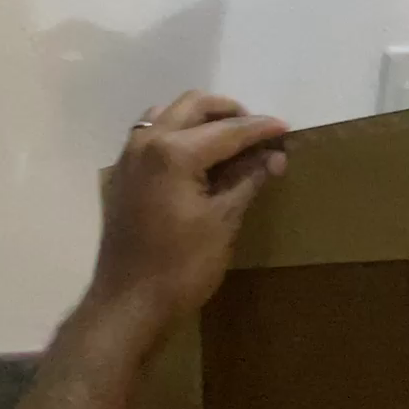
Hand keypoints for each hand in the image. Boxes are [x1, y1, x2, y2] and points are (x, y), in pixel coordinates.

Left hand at [89, 91, 287, 326]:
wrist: (128, 303)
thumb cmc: (181, 267)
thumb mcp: (223, 222)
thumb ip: (248, 180)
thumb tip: (275, 155)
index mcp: (173, 151)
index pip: (227, 130)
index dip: (260, 129)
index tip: (286, 128)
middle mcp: (146, 142)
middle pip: (193, 105)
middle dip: (228, 112)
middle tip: (256, 132)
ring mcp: (129, 156)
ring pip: (168, 114)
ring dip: (199, 119)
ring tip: (228, 142)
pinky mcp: (122, 173)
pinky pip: (151, 135)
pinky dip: (177, 133)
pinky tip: (197, 159)